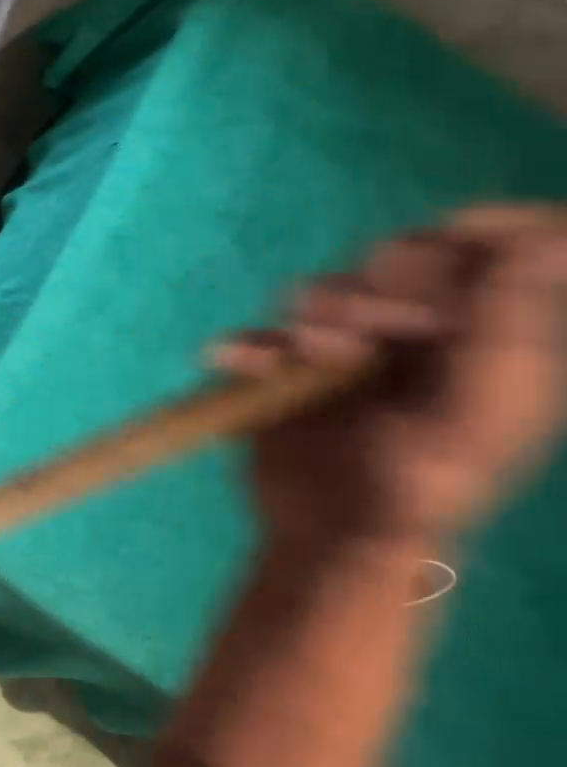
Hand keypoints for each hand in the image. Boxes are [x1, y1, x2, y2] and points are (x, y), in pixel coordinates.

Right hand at [215, 206, 566, 549]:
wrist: (334, 534)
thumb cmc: (421, 484)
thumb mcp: (482, 409)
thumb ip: (506, 326)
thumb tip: (538, 239)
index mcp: (488, 334)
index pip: (503, 252)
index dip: (482, 233)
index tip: (450, 233)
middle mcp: (421, 331)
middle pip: (405, 265)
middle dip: (378, 286)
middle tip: (355, 322)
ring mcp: (347, 351)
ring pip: (326, 295)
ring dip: (309, 314)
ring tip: (299, 348)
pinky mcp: (286, 375)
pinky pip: (259, 341)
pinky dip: (244, 346)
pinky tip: (230, 357)